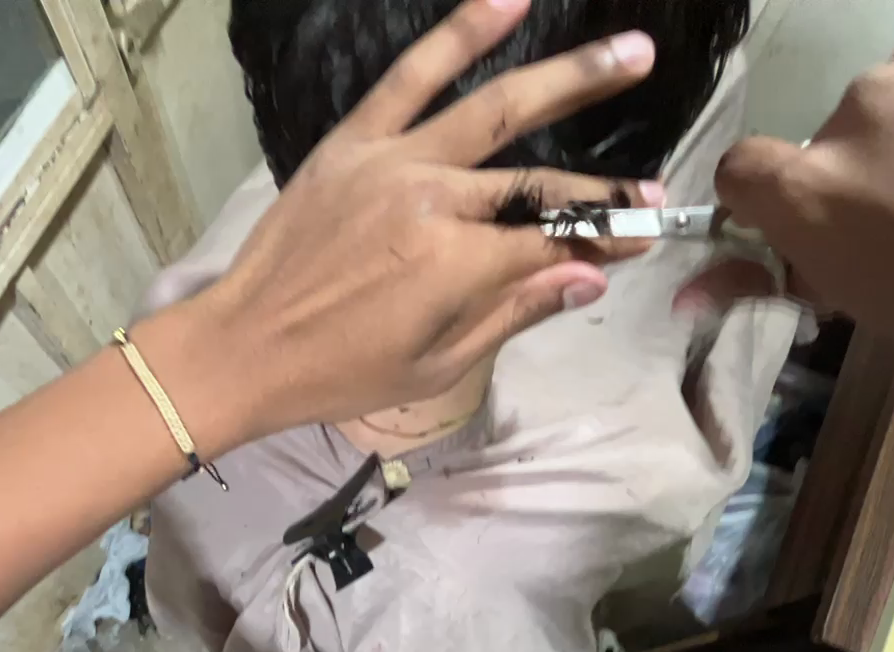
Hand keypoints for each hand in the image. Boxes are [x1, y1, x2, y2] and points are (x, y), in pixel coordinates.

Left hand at [132, 0, 659, 443]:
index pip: (551, 241)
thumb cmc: (338, 376)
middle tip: (649, 189)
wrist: (244, 349)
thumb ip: (511, 315)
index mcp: (456, 264)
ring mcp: (391, 162)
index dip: (600, 241)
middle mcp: (434, 200)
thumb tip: (588, 277)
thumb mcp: (433, 368)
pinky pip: (410, 75)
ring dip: (570, 78)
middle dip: (598, 191)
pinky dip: (461, 33)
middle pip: (534, 185)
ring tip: (632, 52)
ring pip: (493, 109)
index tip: (639, 239)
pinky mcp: (351, 144)